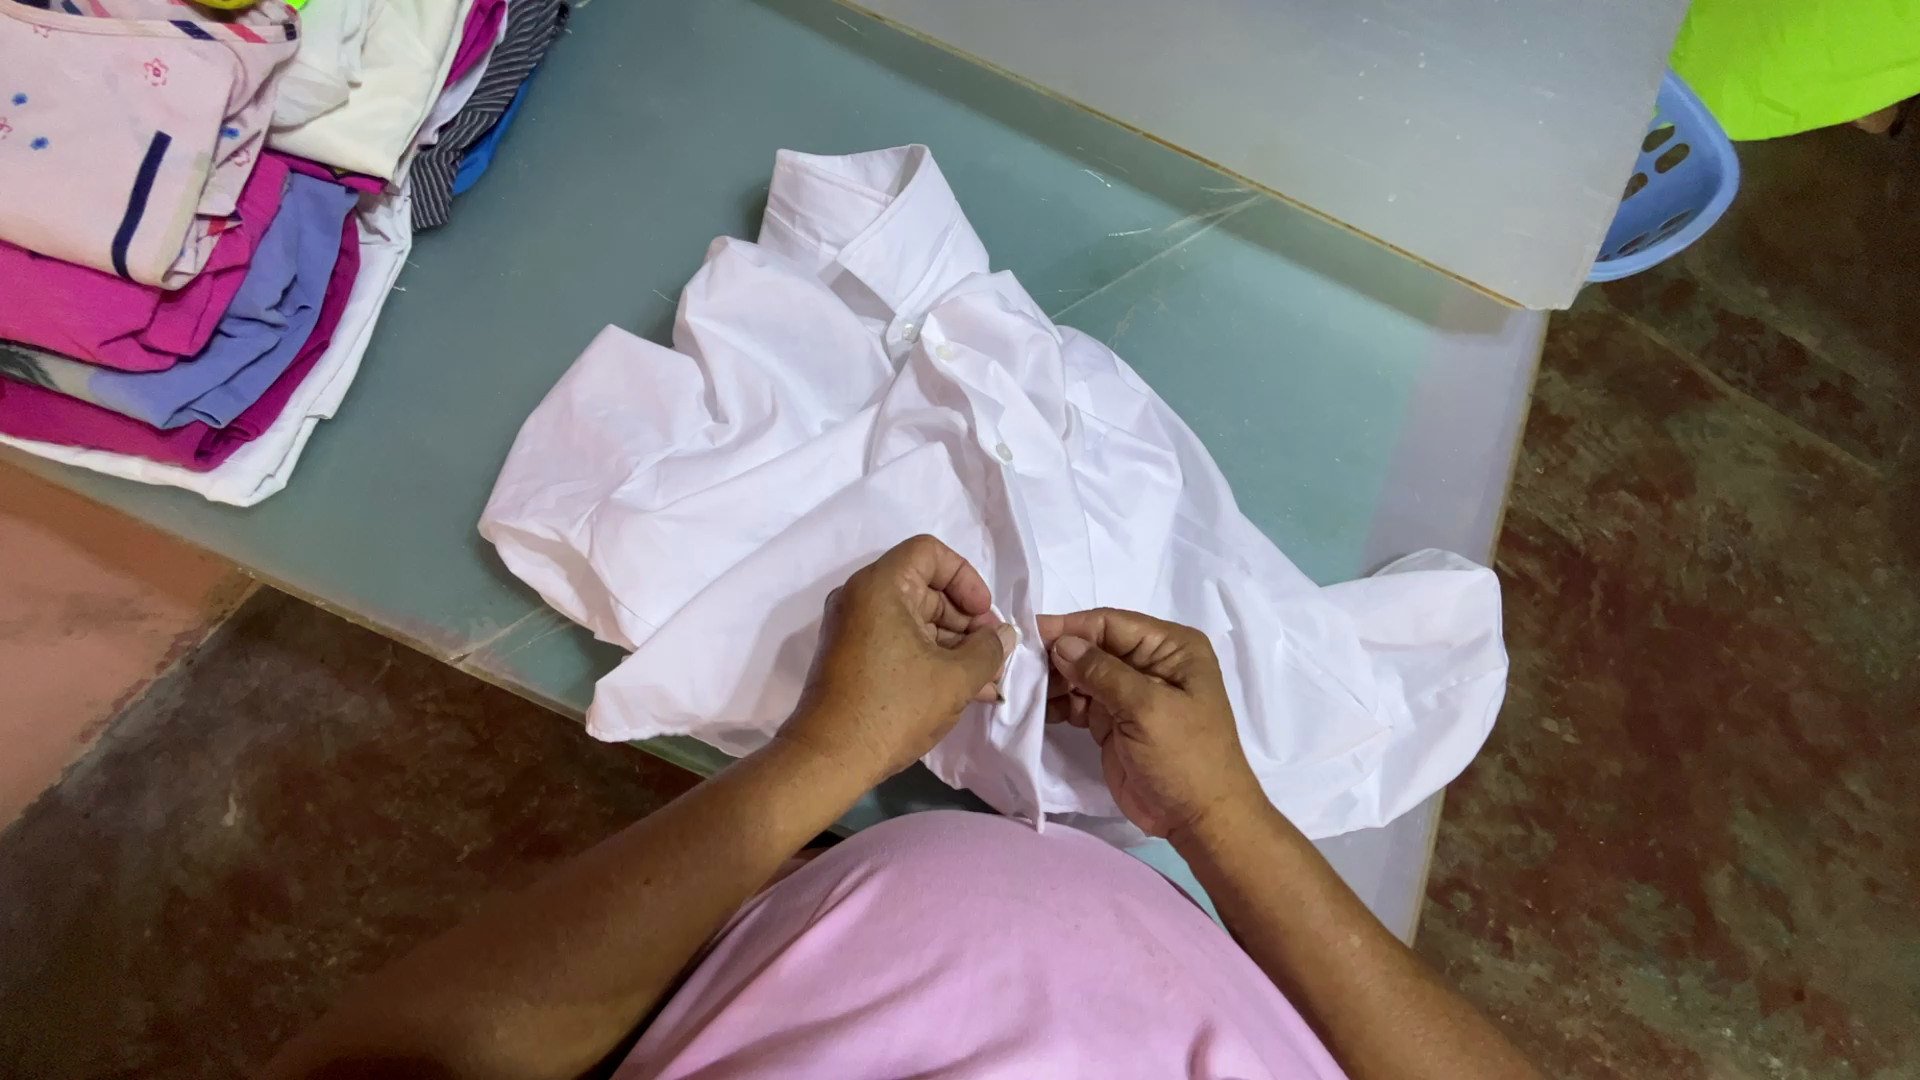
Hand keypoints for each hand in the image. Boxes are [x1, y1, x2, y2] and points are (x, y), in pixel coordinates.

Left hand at [780, 535, 1015, 786]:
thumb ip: (988, 649)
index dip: (965, 578)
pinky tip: (965, 689)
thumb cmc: (894, 708)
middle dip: (966, 620)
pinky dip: (931, 656)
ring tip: (987, 680)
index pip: (930, 552)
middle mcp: (861, 597)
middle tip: (993, 653)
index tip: (983, 615)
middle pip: (925, 587)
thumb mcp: (955, 678)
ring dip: (954, 644)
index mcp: (880, 586)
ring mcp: (854, 627)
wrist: (829, 759)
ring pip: (915, 618)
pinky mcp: (853, 655)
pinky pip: (899, 640)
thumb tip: (1003, 635)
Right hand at [1039, 608, 1267, 839]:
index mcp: (1170, 647)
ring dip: (1053, 680)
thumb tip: (1062, 644)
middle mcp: (1150, 662)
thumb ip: (1102, 672)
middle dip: (1057, 655)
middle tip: (1017, 664)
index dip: (1069, 627)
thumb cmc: (1185, 757)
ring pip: (1081, 673)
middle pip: (1092, 647)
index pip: (1110, 624)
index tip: (1028, 633)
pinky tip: (1035, 708)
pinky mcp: (1113, 720)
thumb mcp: (1147, 708)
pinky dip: (1058, 703)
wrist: (1198, 821)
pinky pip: (1079, 701)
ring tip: (1021, 688)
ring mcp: (1130, 693)